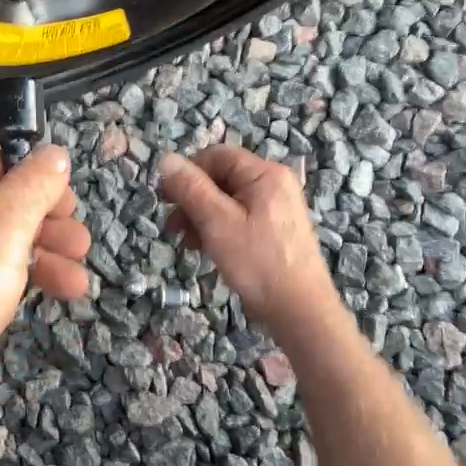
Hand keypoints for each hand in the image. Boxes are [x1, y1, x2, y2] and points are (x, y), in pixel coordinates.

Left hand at [0, 146, 89, 425]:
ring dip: (43, 257)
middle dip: (49, 224)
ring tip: (76, 282)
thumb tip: (54, 153)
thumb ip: (34, 185)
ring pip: (0, 242)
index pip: (2, 161)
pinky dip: (17, 280)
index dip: (41, 182)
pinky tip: (47, 296)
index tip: (70, 207)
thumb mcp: (4, 225)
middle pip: (5, 202)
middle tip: (79, 246)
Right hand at [157, 146, 339, 329]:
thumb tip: (165, 159)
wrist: (300, 310)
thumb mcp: (217, 222)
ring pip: (227, 199)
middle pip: (220, 177)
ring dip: (201, 215)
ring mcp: (276, 206)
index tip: (169, 199)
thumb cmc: (258, 261)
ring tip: (187, 242)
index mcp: (265, 174)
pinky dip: (218, 227)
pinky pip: (238, 215)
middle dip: (192, 199)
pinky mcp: (274, 228)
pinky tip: (206, 247)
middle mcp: (274, 183)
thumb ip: (191, 188)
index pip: (216, 155)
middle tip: (173, 226)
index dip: (188, 172)